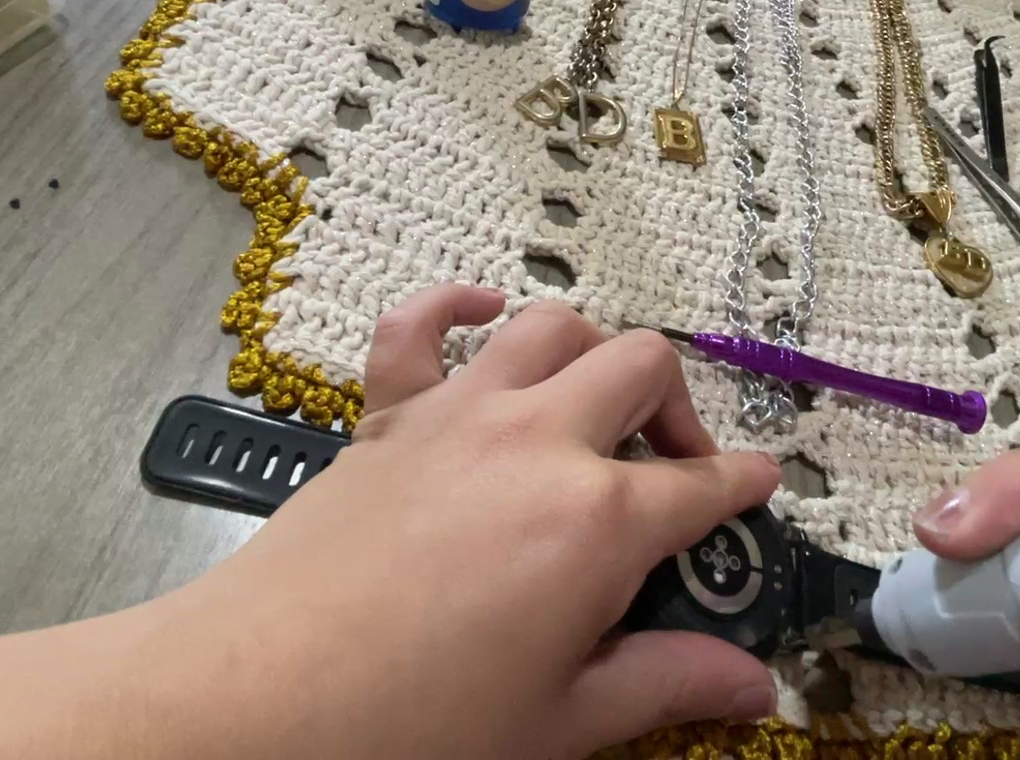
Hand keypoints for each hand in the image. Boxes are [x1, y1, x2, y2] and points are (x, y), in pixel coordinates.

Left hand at [173, 286, 780, 757]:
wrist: (262, 701)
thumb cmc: (419, 725)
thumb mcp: (563, 719)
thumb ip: (669, 681)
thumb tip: (756, 684)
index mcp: (595, 518)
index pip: (700, 485)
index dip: (742, 482)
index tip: (758, 480)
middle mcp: (540, 437)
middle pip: (642, 367)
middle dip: (677, 406)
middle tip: (668, 461)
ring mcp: (463, 409)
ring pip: (552, 326)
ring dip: (590, 349)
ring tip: (591, 396)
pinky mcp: (394, 409)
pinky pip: (419, 323)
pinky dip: (454, 302)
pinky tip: (482, 307)